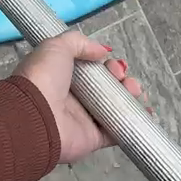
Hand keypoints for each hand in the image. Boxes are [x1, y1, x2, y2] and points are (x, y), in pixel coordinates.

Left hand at [12, 31, 142, 164]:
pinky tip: (145, 112)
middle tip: (123, 76)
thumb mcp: (55, 47)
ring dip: (129, 96)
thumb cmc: (42, 77)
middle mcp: (72, 95)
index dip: (104, 63)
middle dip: (120, 78)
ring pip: (114, 106)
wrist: (35, 116)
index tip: (111, 61)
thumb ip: (78, 43)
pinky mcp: (94, 137)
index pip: (88, 67)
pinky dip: (134, 121)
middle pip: (104, 85)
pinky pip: (119, 130)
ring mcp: (83, 117)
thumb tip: (101, 50)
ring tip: (134, 90)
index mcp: (60, 74)